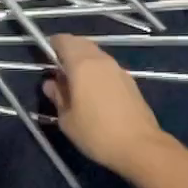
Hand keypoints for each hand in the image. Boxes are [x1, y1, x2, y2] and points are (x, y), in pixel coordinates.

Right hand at [42, 34, 171, 173]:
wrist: (140, 146)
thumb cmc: (97, 133)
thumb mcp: (68, 120)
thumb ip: (58, 97)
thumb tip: (51, 85)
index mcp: (81, 64)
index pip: (63, 40)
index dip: (53, 45)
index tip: (47, 59)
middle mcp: (100, 60)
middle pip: (81, 44)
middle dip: (68, 52)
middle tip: (60, 73)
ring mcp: (117, 69)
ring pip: (96, 54)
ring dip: (84, 61)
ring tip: (78, 84)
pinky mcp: (130, 80)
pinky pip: (107, 67)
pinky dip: (98, 71)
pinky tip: (96, 93)